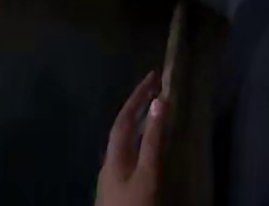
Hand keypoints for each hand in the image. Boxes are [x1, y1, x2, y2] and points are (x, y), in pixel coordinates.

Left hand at [97, 71, 165, 205]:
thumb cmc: (134, 205)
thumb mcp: (148, 172)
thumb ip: (154, 138)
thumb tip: (160, 100)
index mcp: (114, 157)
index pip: (124, 118)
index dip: (137, 95)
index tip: (152, 75)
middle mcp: (108, 164)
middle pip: (121, 128)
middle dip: (137, 104)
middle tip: (155, 86)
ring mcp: (110, 178)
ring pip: (124, 141)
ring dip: (138, 121)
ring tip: (155, 108)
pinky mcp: (116, 189)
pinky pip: (127, 152)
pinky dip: (139, 137)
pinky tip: (148, 142)